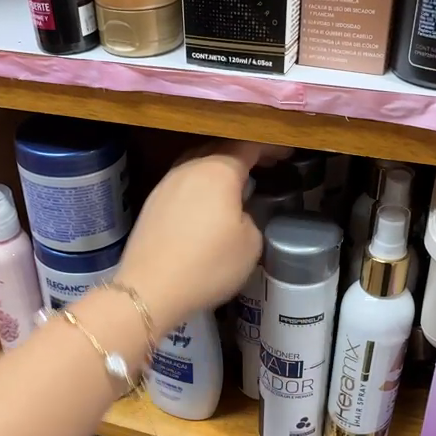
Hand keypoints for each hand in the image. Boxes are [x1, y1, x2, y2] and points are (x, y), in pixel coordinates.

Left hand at [114, 142, 279, 331]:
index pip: (249, 146)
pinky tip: (207, 205)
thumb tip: (239, 213)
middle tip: (264, 166)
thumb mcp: (251, 245)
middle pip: (220, 150)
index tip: (285, 155)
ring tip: (235, 185)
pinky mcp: (152, 204)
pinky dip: (200, 188)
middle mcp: (189, 168)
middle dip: (243, 155)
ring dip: (218, 171)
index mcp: (218, 170)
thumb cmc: (207, 265)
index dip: (270, 148)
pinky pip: (183, 185)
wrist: (150, 289)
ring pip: (198, 166)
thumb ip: (251, 217)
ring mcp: (166, 184)